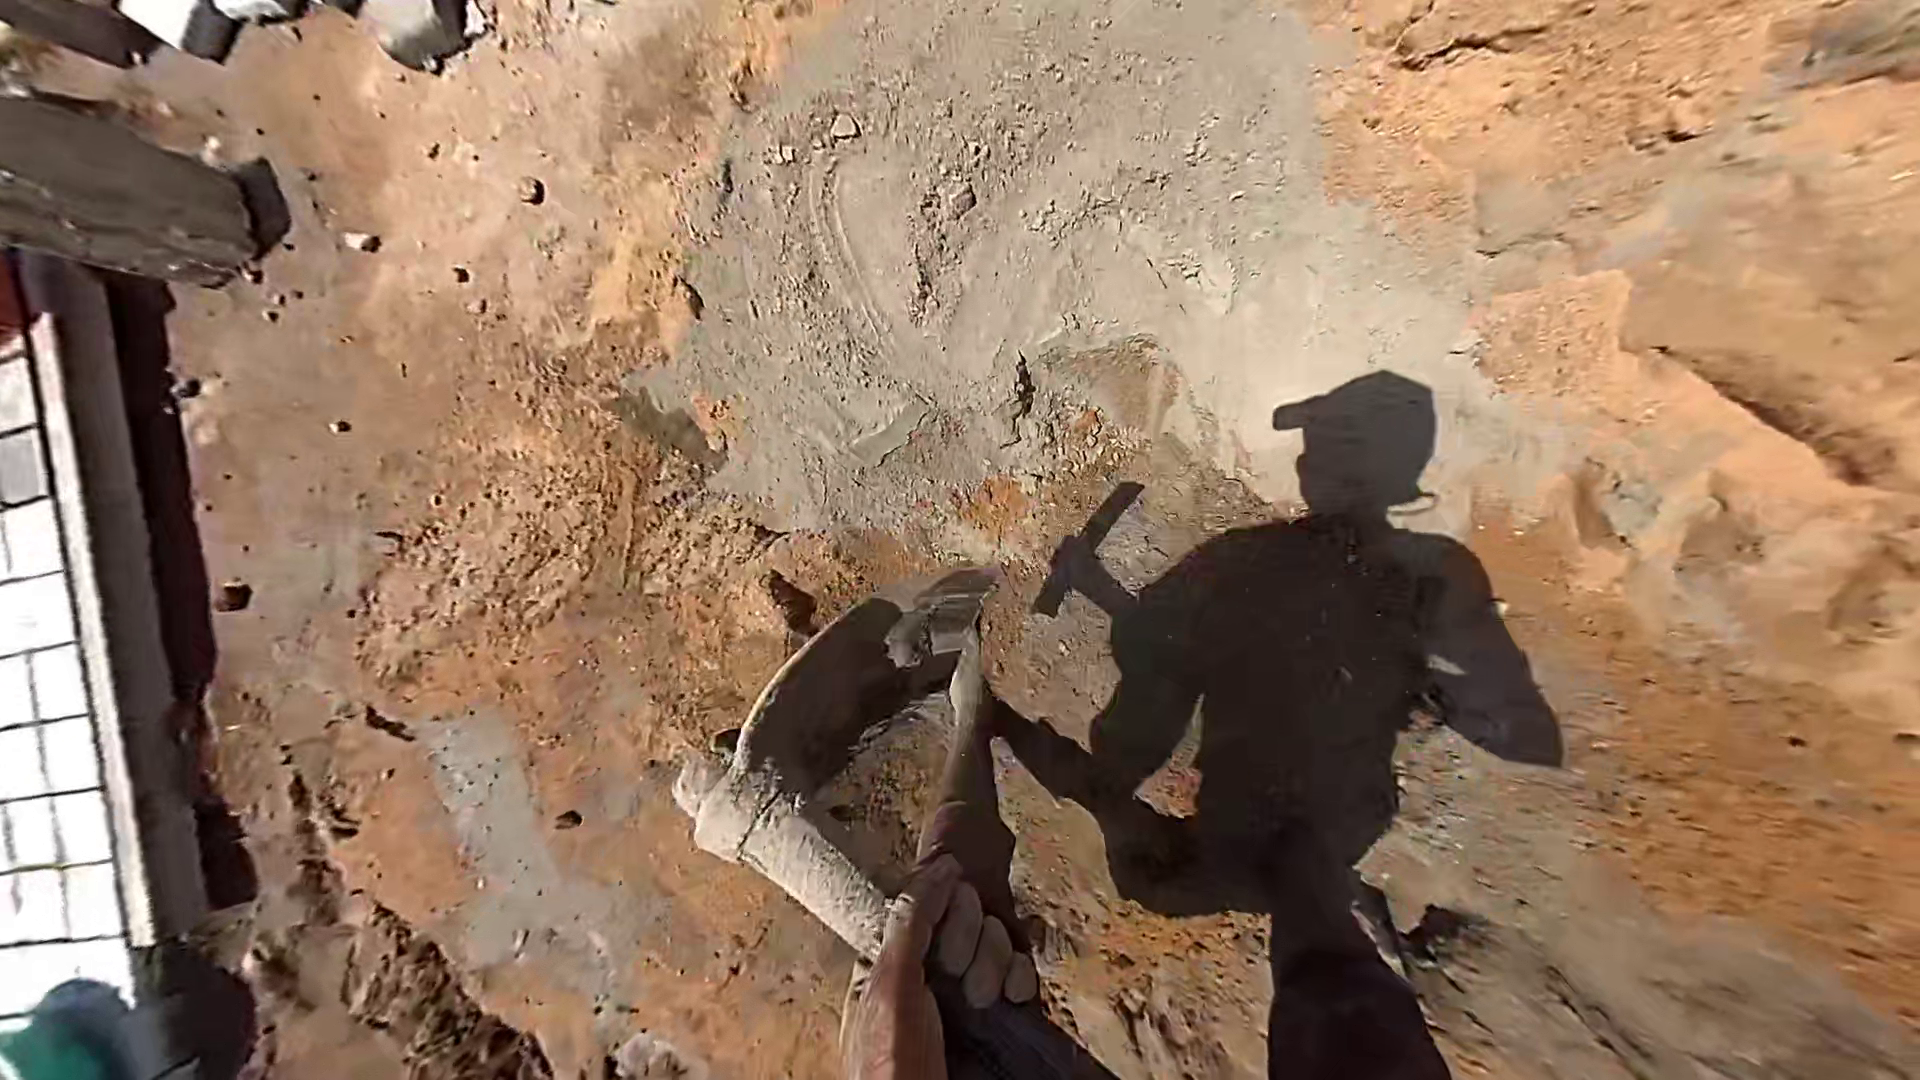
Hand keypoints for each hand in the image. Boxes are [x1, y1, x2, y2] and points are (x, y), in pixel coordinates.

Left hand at [844, 854, 1028, 1079]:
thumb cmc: (894, 1061)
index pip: (936, 895)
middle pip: (971, 912)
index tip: (950, 922)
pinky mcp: (997, 1010)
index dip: (949, 904)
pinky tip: (1013, 997)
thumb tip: (945, 864)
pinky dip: (1020, 975)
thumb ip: (913, 922)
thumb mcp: (892, 987)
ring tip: (985, 1001)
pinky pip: (1018, 968)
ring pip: (996, 937)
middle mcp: (935, 960)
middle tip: (963, 981)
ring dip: (995, 962)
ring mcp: (967, 986)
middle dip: (973, 940)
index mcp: (899, 948)